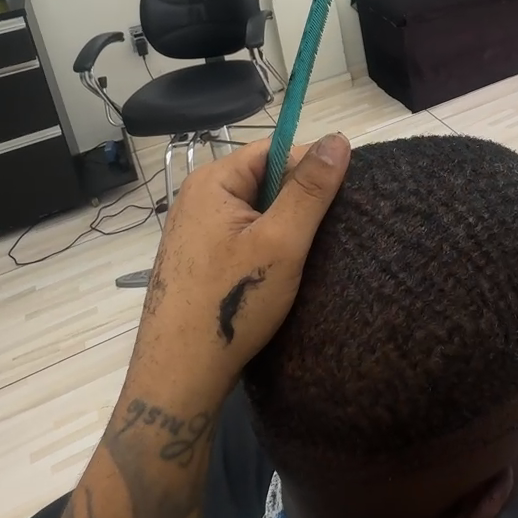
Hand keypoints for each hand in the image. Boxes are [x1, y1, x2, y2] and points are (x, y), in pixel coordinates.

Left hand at [137, 133, 351, 394]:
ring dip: (284, 226)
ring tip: (304, 253)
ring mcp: (194, 228)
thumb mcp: (282, 242)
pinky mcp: (198, 257)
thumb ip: (311, 188)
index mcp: (213, 181)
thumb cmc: (231, 304)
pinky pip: (242, 232)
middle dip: (298, 200)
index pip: (276, 150)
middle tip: (324, 231)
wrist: (178, 379)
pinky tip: (277, 271)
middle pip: (266, 178)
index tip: (339, 199)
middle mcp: (198, 196)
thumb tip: (339, 137)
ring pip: (257, 208)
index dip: (311, 167)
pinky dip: (265, 244)